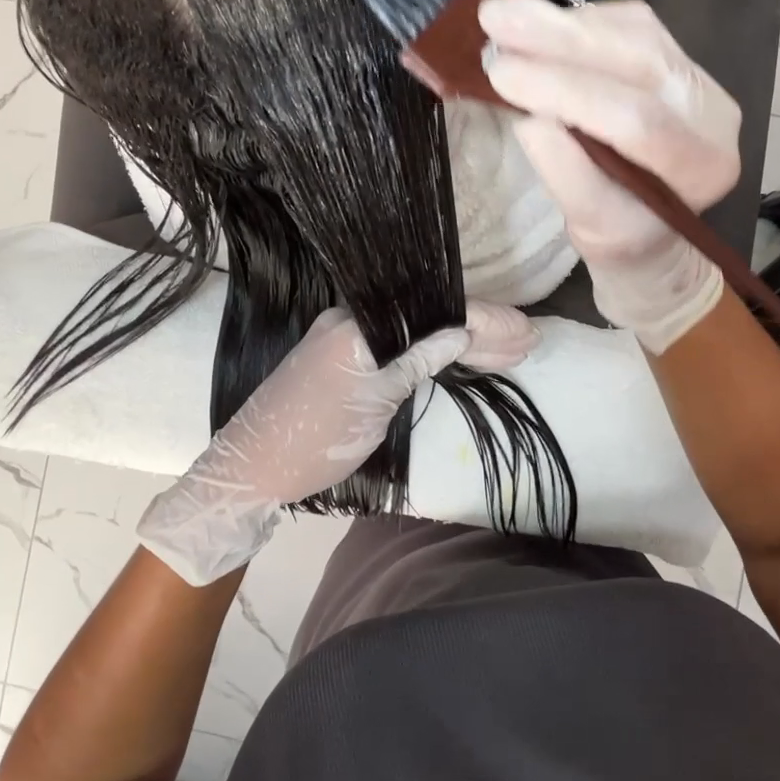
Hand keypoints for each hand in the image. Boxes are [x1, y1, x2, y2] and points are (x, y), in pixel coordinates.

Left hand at [137, 303, 540, 585]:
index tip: (521, 332)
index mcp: (359, 324)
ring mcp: (350, 337)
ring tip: (511, 351)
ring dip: (462, 343)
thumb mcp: (374, 403)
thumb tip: (461, 330)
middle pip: (429, 316)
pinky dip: (433, 353)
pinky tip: (465, 357)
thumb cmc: (313, 440)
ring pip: (417, 332)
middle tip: (527, 341)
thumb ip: (416, 361)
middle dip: (481, 330)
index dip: (483, 320)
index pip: (434, 311)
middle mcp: (355, 320)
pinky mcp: (348, 358)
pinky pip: (400, 345)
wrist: (252, 469)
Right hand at [480, 0, 741, 352]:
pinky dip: (577, 20)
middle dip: (561, 39)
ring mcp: (698, 78)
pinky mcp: (675, 56)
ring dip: (563, 22)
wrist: (649, 226)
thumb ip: (569, 178)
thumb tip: (530, 121)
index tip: (502, 76)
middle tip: (494, 20)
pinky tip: (535, 23)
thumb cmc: (622, 236)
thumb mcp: (592, 228)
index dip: (567, 92)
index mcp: (704, 167)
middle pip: (640, 61)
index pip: (637, 121)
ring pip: (635, 32)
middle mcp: (714, 114)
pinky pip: (629, 24)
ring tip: (502, 17)